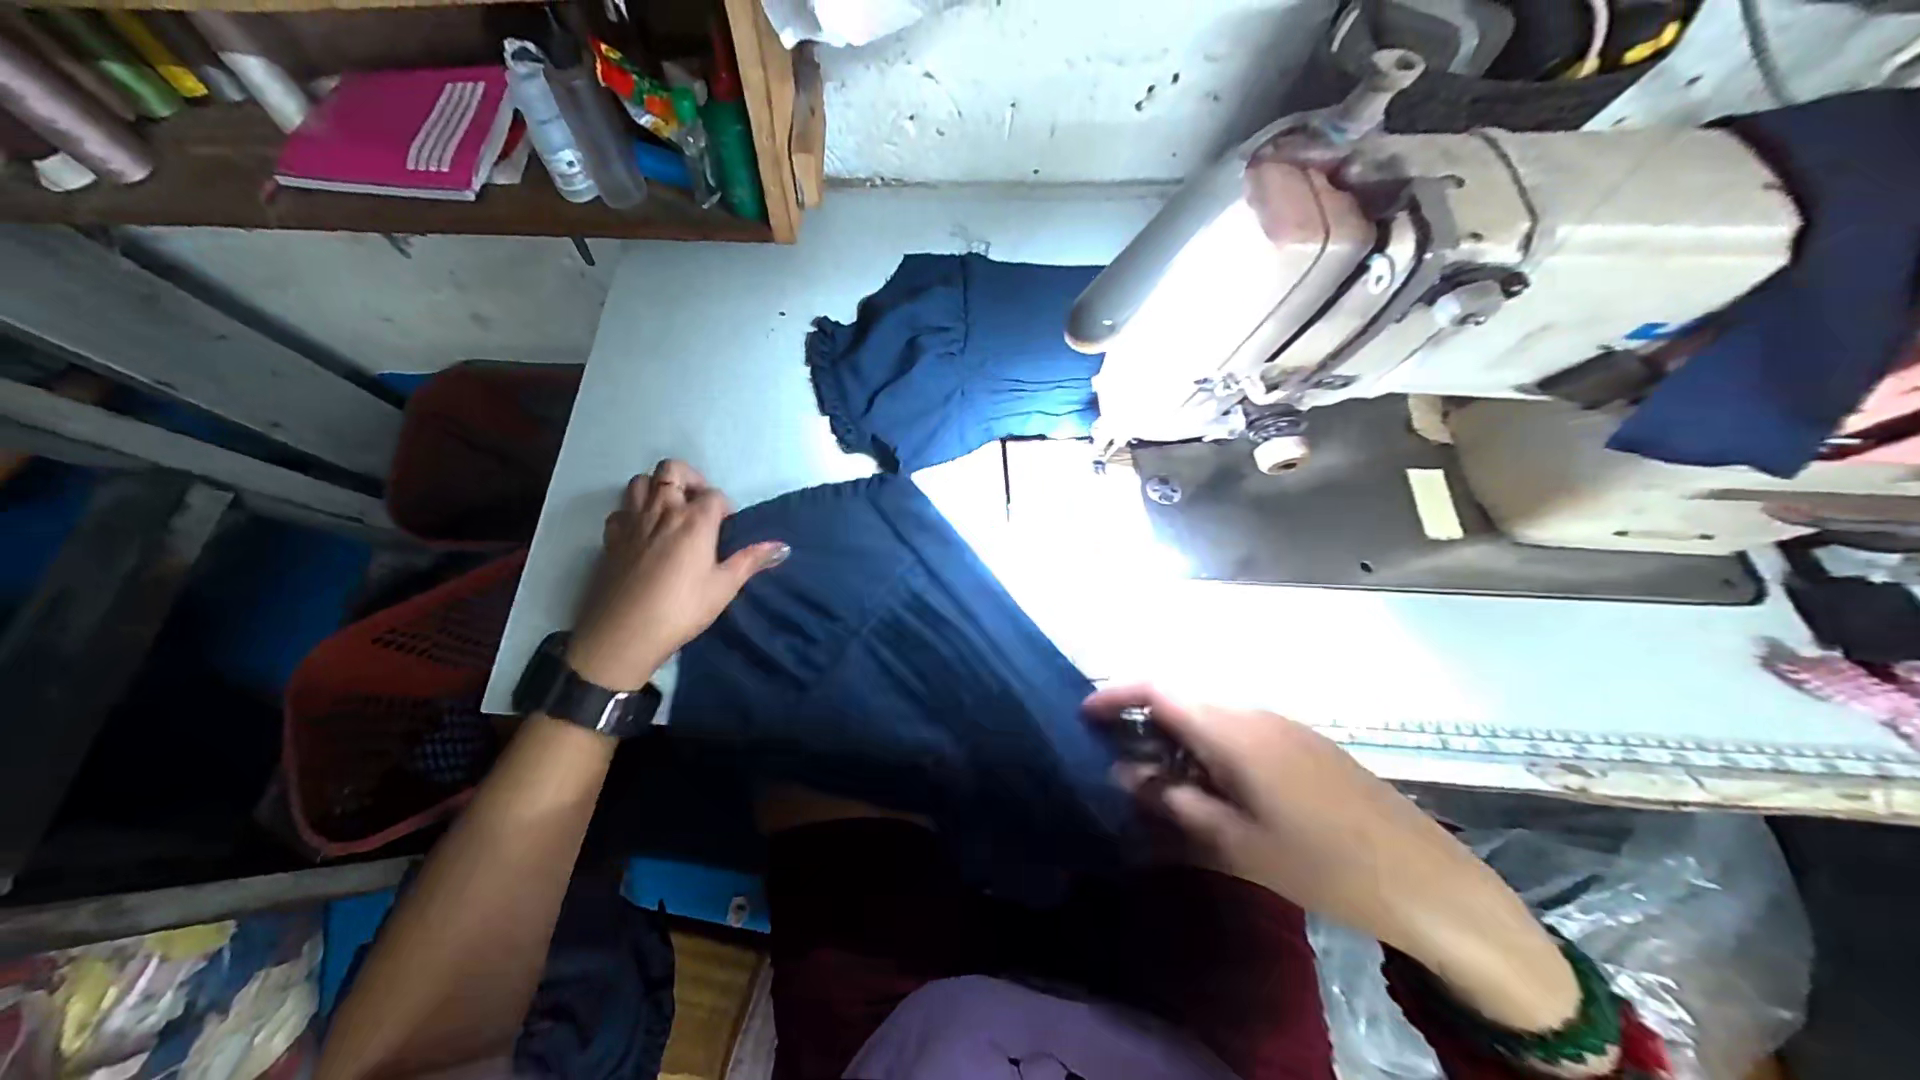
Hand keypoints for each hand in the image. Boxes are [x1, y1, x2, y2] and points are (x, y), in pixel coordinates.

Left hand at [566, 460, 787, 690]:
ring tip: (671, 511)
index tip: (727, 529)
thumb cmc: (682, 609)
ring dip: (658, 488)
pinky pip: (621, 510)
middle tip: (699, 504)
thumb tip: (782, 546)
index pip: (715, 495)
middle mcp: (662, 510)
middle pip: (672, 469)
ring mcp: (632, 521)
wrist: (624, 633)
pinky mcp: (611, 537)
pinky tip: (642, 532)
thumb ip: (751, 560)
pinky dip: (633, 512)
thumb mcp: (724, 587)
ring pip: (641, 481)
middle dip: (690, 478)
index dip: (724, 508)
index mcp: (695, 520)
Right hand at [1084, 685, 1579, 1033]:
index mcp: (1233, 730)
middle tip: (1115, 754)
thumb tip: (1126, 773)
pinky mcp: (1303, 741)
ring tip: (1157, 774)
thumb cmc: (1320, 863)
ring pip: (1211, 711)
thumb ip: (1173, 801)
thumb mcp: (1234, 842)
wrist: (1424, 879)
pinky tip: (1209, 783)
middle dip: (1142, 716)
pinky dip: (1208, 742)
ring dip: (1176, 731)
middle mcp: (1254, 712)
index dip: (1115, 693)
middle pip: (1183, 695)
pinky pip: (1239, 726)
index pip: (1159, 688)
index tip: (1085, 715)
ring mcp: (1283, 724)